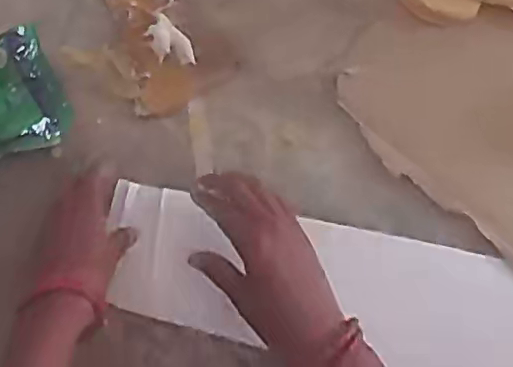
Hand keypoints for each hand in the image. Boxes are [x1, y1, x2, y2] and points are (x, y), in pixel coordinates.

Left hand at [29, 164, 137, 327]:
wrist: (57, 300)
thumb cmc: (92, 272)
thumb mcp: (112, 255)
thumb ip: (121, 238)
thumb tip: (132, 231)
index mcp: (87, 200)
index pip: (96, 173)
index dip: (104, 171)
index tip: (113, 172)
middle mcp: (67, 202)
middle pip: (77, 181)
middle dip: (88, 182)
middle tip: (101, 189)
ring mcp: (51, 217)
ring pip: (64, 197)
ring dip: (75, 198)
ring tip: (88, 208)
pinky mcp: (40, 235)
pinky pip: (55, 215)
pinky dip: (64, 216)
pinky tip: (72, 228)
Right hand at [189, 173, 345, 361]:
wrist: (318, 332)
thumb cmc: (278, 318)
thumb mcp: (241, 296)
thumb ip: (217, 270)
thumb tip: (195, 257)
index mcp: (253, 239)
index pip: (223, 208)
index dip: (206, 198)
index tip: (194, 192)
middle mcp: (270, 223)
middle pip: (241, 189)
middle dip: (220, 181)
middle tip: (204, 181)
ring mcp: (287, 222)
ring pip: (260, 188)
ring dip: (240, 181)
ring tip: (225, 181)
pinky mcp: (298, 228)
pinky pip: (277, 198)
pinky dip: (261, 190)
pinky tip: (255, 194)